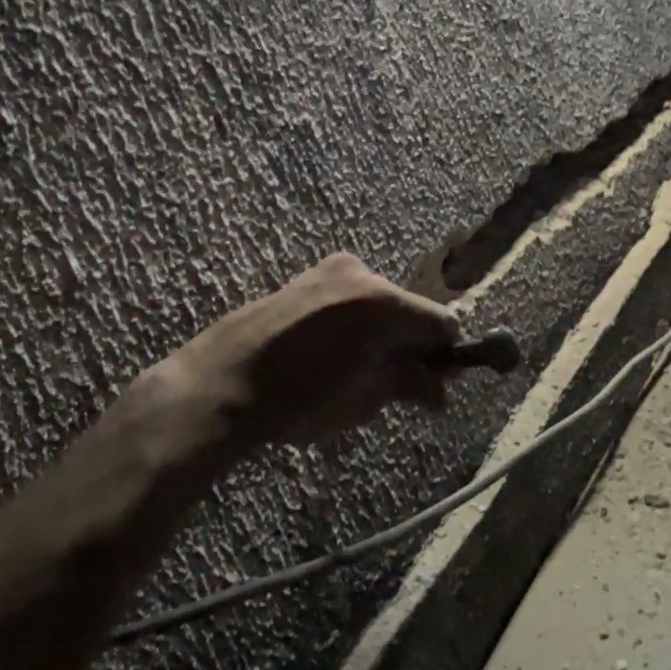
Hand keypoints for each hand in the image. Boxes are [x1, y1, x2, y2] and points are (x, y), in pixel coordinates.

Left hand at [174, 253, 463, 443]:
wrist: (224, 381)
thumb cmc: (300, 399)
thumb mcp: (365, 399)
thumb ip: (410, 383)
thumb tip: (439, 387)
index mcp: (384, 302)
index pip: (443, 323)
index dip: (446, 357)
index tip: (434, 385)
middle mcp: (362, 273)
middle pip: (410, 309)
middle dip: (410, 346)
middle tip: (396, 387)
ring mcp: (330, 270)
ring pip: (379, 303)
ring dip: (381, 335)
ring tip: (354, 374)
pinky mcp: (306, 276)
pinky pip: (349, 298)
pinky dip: (355, 323)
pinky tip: (330, 354)